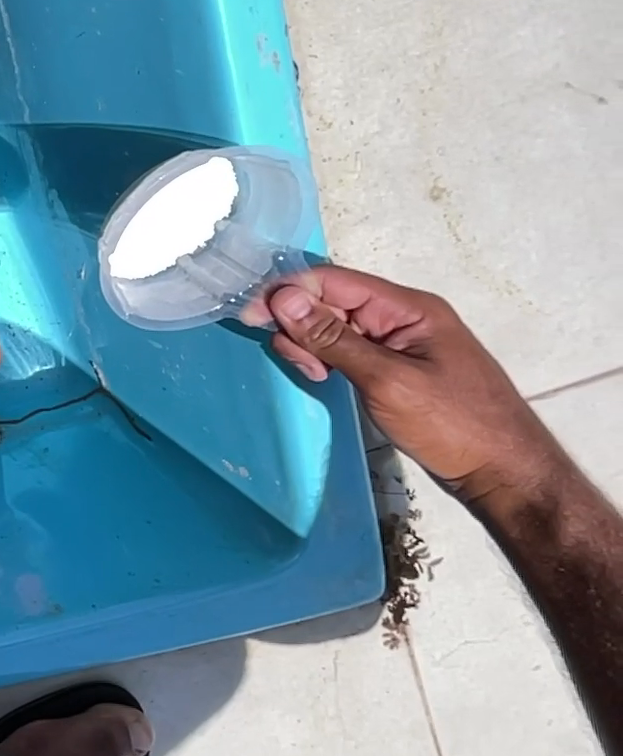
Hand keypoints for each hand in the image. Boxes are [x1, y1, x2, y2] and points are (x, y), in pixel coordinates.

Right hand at [248, 265, 563, 505]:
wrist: (504, 475)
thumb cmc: (453, 424)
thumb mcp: (385, 379)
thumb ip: (331, 338)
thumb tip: (282, 298)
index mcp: (407, 308)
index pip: (330, 280)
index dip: (287, 293)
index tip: (251, 319)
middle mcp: (398, 315)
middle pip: (324, 300)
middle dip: (297, 325)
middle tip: (301, 363)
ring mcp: (392, 339)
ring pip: (326, 323)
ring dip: (307, 345)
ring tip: (317, 375)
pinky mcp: (386, 361)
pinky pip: (338, 344)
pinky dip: (320, 357)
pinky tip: (323, 377)